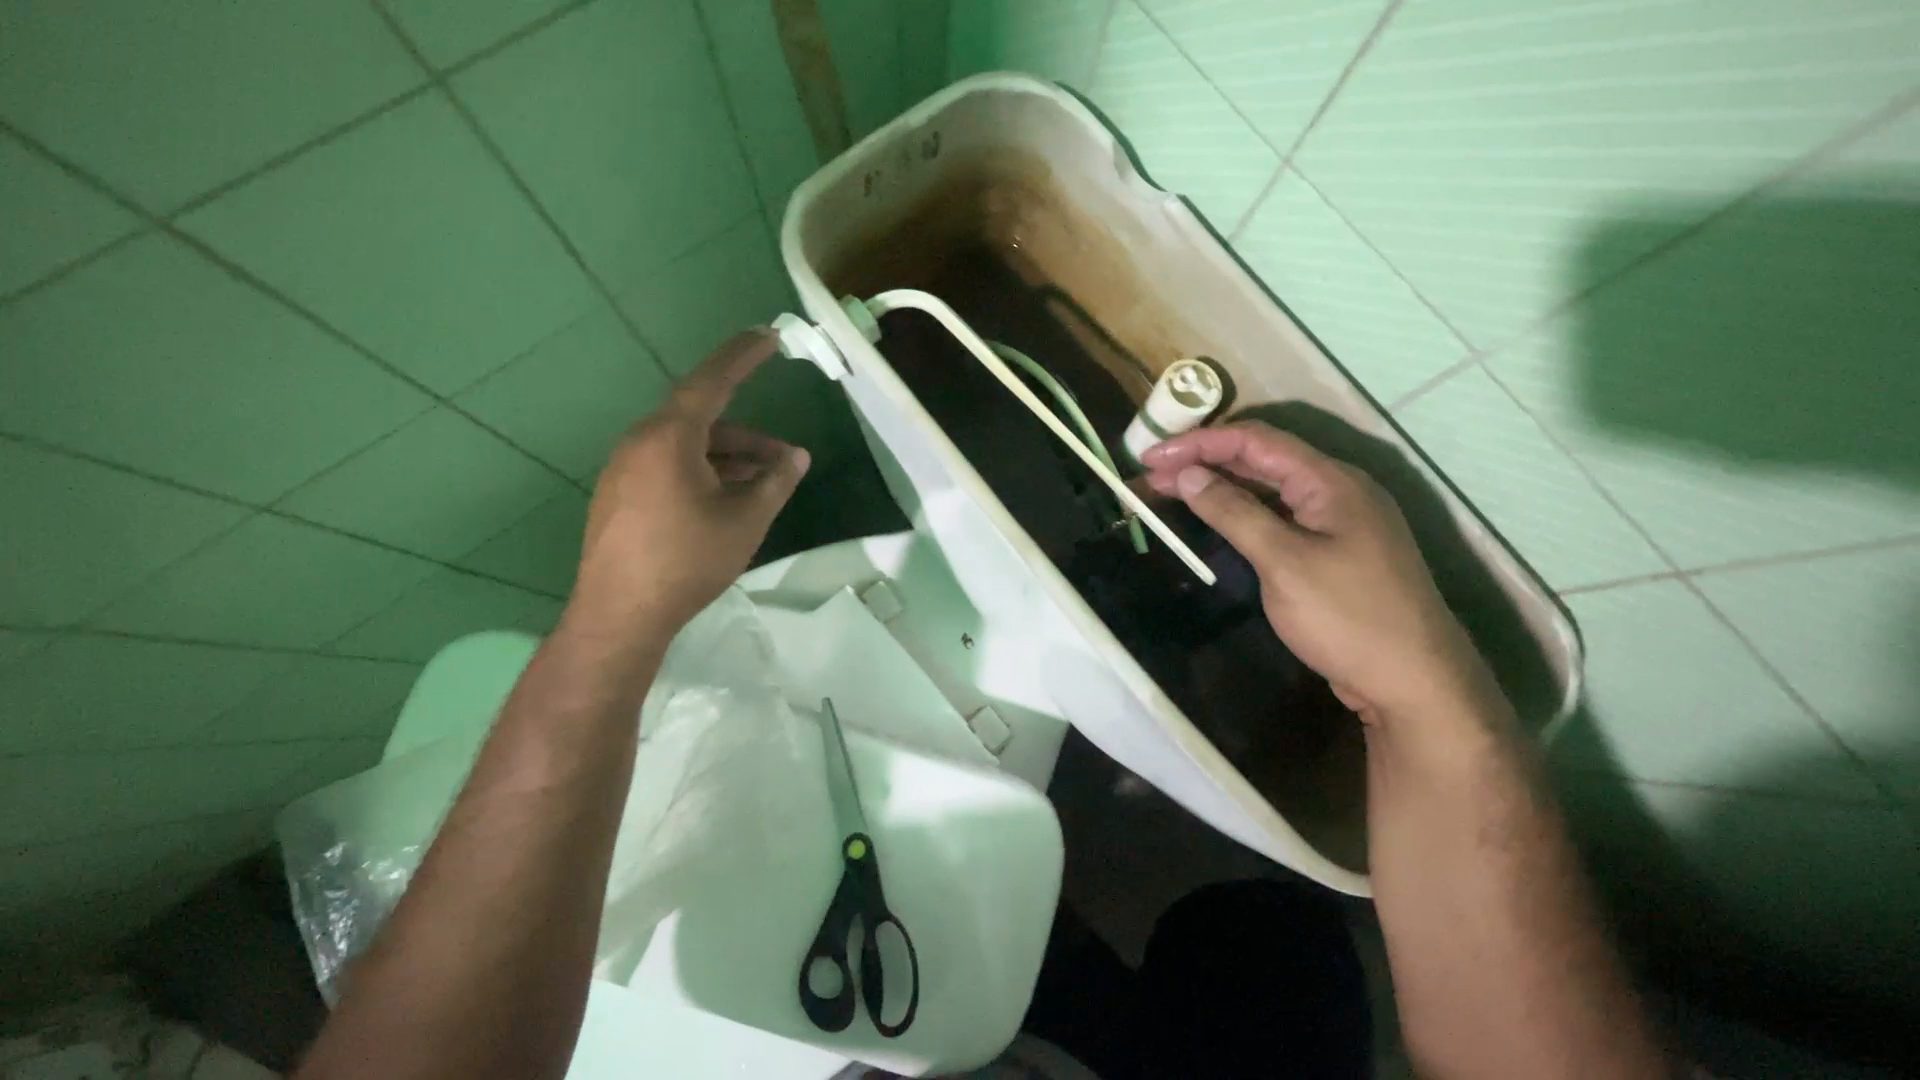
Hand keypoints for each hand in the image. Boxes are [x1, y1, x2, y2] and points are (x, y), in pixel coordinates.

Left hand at [568, 330, 809, 639]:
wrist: (620, 613)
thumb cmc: (688, 560)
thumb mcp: (745, 520)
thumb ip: (775, 481)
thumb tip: (795, 457)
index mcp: (669, 438)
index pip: (711, 382)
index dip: (742, 357)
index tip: (768, 336)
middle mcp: (640, 443)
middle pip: (701, 421)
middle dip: (747, 437)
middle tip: (785, 457)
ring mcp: (623, 470)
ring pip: (685, 448)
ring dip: (727, 459)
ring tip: (763, 484)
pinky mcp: (617, 497)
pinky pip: (666, 468)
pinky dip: (702, 473)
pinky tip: (726, 501)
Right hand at [1140, 421, 1488, 723]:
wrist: (1414, 681)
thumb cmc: (1347, 617)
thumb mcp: (1283, 562)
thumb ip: (1234, 512)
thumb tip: (1189, 475)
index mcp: (1331, 480)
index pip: (1255, 440)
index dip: (1199, 443)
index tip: (1151, 457)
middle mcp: (1338, 490)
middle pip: (1262, 460)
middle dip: (1204, 463)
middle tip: (1151, 477)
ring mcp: (1340, 523)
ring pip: (1271, 489)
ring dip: (1221, 488)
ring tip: (1171, 495)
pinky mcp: (1336, 553)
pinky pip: (1283, 517)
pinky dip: (1245, 514)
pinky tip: (1217, 522)